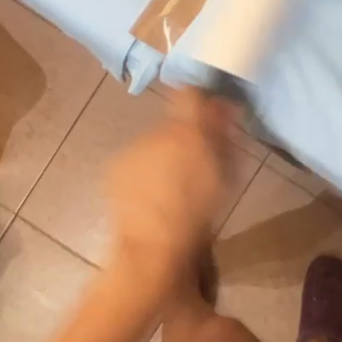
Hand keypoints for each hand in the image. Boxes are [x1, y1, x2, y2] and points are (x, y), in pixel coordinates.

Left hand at [105, 88, 239, 288]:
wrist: (154, 246)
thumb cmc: (199, 213)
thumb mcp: (225, 173)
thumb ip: (224, 135)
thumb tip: (226, 107)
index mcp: (187, 129)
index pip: (192, 95)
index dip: (205, 103)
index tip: (216, 119)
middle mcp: (156, 130)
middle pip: (174, 121)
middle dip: (187, 134)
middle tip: (199, 160)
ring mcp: (132, 148)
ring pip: (155, 141)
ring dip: (166, 153)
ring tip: (175, 183)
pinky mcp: (116, 167)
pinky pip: (137, 160)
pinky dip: (146, 169)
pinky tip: (153, 193)